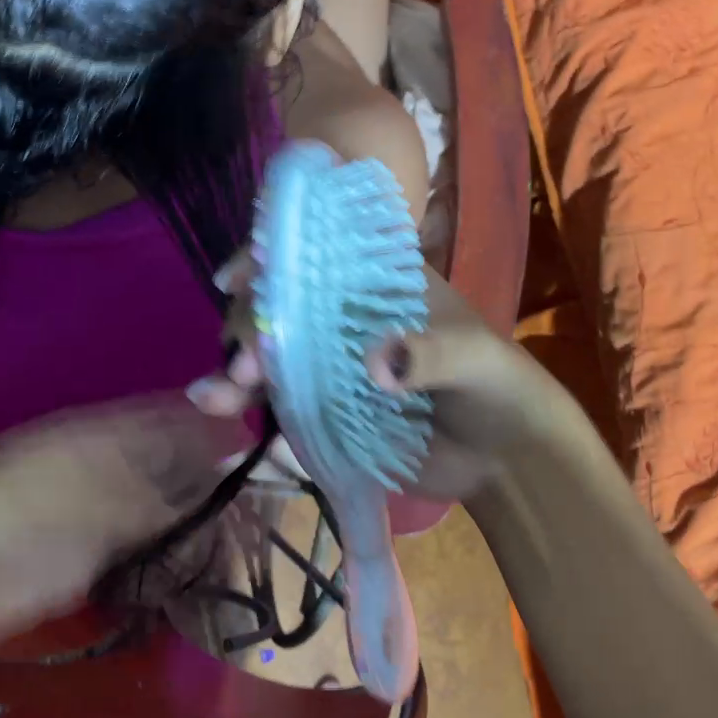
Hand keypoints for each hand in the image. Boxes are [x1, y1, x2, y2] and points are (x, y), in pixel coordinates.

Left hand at [0, 398, 249, 657]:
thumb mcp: (56, 495)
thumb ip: (127, 490)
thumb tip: (196, 476)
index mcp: (84, 435)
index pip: (157, 418)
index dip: (203, 419)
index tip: (258, 425)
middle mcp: (94, 466)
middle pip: (163, 456)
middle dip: (210, 458)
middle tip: (275, 472)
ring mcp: (91, 511)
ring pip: (157, 497)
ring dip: (198, 498)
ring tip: (258, 506)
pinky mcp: (84, 557)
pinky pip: (140, 540)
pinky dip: (174, 538)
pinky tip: (208, 545)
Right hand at [193, 263, 549, 499]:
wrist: (505, 460)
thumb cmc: (496, 387)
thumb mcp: (476, 361)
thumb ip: (431, 356)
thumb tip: (376, 364)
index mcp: (369, 285)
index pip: (306, 257)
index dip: (264, 262)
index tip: (235, 279)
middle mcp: (334, 317)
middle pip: (273, 308)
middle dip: (247, 330)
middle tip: (243, 366)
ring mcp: (320, 363)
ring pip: (262, 356)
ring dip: (232, 372)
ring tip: (212, 394)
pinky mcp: (314, 408)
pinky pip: (272, 402)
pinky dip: (240, 405)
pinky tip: (215, 409)